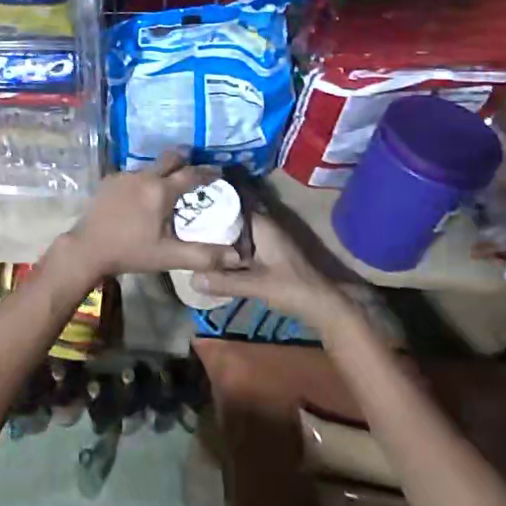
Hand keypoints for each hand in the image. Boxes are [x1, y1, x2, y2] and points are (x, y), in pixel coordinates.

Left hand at [55, 151, 241, 280]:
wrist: (88, 248)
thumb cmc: (131, 252)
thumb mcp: (170, 256)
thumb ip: (204, 255)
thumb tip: (236, 256)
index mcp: (159, 191)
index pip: (191, 174)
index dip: (208, 172)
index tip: (219, 172)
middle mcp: (142, 176)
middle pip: (169, 159)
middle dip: (184, 160)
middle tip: (195, 169)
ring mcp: (123, 176)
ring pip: (150, 167)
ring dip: (162, 172)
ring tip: (170, 187)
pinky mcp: (109, 181)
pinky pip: (133, 175)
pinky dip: (144, 180)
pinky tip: (144, 195)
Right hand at [191, 208, 349, 326]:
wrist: (325, 307)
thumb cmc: (293, 288)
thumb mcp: (256, 285)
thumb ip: (224, 281)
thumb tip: (190, 278)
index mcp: (261, 225)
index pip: (230, 202)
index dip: (208, 199)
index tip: (185, 198)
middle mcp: (263, 227)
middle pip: (229, 215)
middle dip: (207, 216)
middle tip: (179, 218)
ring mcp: (264, 241)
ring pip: (233, 230)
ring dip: (214, 232)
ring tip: (187, 232)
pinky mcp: (264, 255)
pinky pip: (237, 243)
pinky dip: (223, 246)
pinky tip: (207, 252)